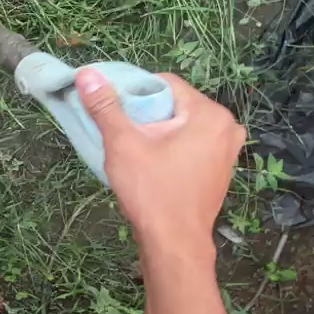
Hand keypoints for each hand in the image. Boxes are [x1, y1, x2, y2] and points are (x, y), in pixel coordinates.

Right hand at [76, 68, 244, 258]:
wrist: (173, 240)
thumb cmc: (151, 189)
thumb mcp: (123, 143)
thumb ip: (106, 106)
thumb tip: (86, 74)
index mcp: (209, 114)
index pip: (164, 84)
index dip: (131, 91)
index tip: (109, 108)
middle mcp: (226, 127)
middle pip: (172, 104)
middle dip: (142, 113)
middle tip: (118, 131)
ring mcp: (227, 149)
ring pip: (179, 125)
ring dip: (153, 130)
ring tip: (131, 149)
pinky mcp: (219, 168)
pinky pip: (188, 143)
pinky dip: (167, 146)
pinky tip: (149, 164)